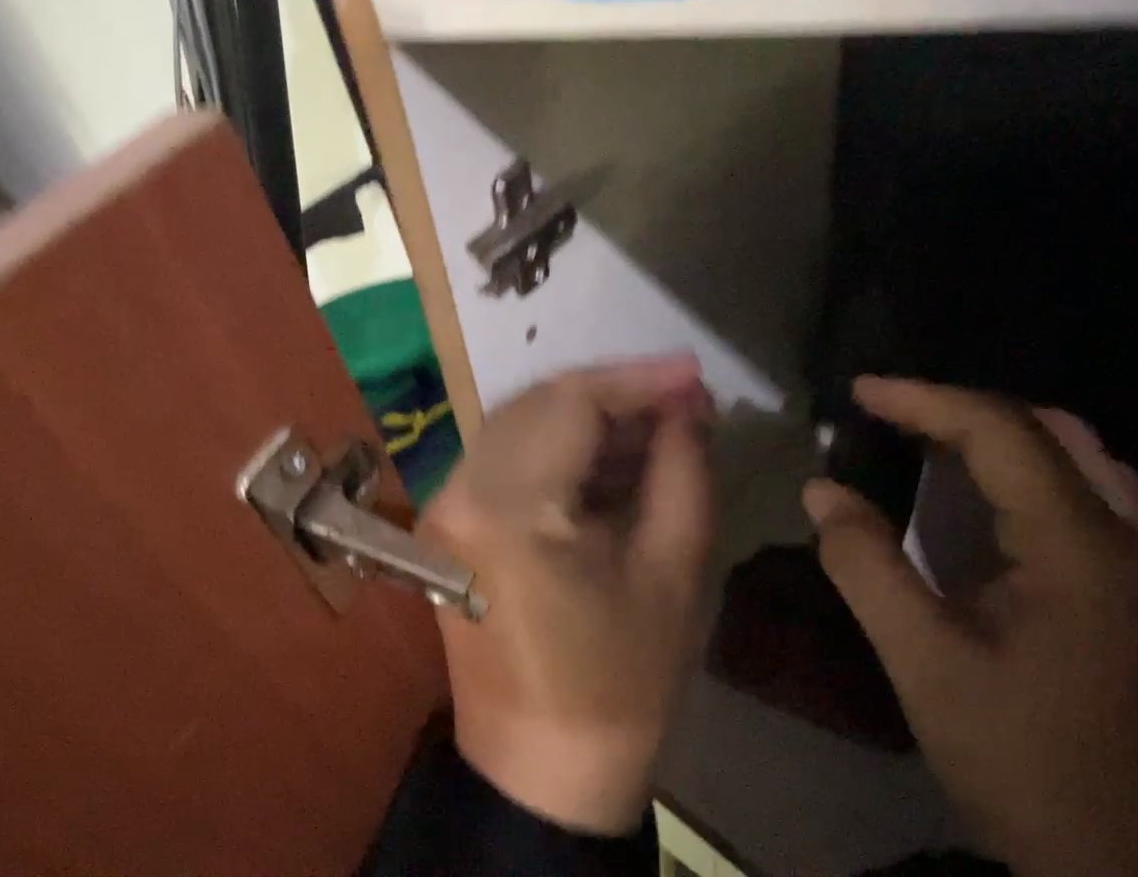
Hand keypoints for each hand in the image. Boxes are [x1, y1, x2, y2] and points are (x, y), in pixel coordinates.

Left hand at [420, 355, 715, 834]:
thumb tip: (686, 407)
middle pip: (536, 403)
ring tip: (656, 426)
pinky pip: (504, 456)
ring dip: (584, 416)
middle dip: (612, 394)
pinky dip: (556, 445)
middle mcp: (457, 491)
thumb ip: (681, 471)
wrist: (540, 764)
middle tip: (682, 401)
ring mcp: (442, 504)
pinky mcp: (446, 521)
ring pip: (517, 423)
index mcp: (507, 508)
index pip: (569, 403)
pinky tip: (608, 456)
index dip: (637, 379)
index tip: (696, 374)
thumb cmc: (620, 683)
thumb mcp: (673, 572)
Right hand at [805, 378, 1137, 876]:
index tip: (858, 392)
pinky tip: (991, 508)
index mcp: (1081, 549)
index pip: (1002, 432)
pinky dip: (1034, 478)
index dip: (924, 399)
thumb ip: (865, 565)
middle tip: (890, 415)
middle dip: (966, 409)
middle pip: (1056, 433)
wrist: (1130, 866)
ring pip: (1087, 466)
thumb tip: (821, 490)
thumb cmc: (1020, 756)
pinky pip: (1098, 505)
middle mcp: (1137, 545)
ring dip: (1005, 440)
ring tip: (930, 445)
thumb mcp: (922, 661)